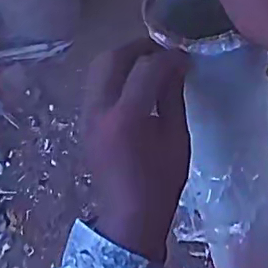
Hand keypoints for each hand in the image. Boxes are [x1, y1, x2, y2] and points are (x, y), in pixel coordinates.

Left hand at [82, 41, 190, 262]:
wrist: (128, 219)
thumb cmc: (160, 184)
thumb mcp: (177, 138)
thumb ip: (173, 97)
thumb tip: (176, 65)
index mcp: (126, 117)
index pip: (146, 69)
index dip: (168, 57)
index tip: (184, 56)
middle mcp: (99, 109)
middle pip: (113, 58)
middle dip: (140, 48)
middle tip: (163, 51)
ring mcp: (86, 114)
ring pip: (99, 67)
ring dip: (124, 57)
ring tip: (149, 62)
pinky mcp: (83, 119)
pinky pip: (96, 82)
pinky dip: (114, 72)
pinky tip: (134, 80)